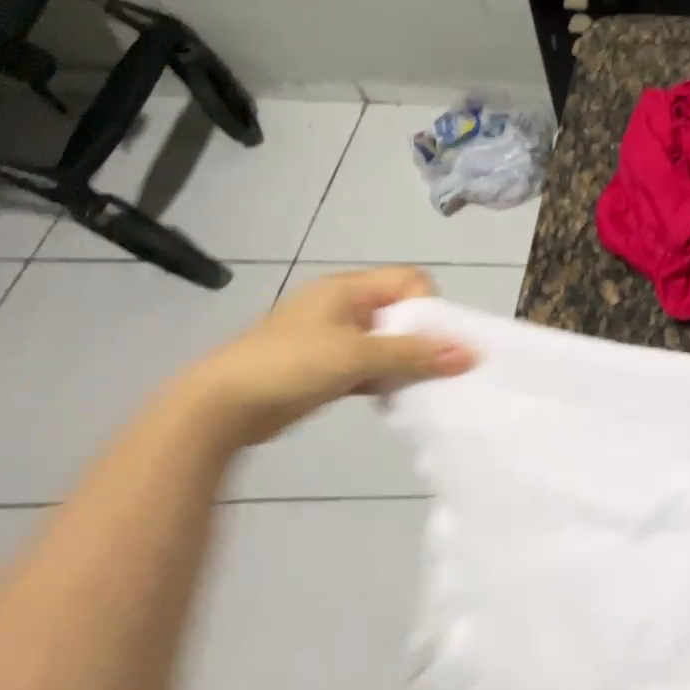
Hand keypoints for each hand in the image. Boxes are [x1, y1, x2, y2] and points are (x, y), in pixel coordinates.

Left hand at [174, 267, 475, 449]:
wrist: (217, 408)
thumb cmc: (287, 366)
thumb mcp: (357, 356)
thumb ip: (416, 355)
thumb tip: (471, 355)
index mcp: (346, 289)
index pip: (411, 281)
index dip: (428, 306)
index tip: (428, 339)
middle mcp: (342, 306)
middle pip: (404, 312)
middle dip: (422, 338)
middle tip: (426, 366)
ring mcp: (333, 337)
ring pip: (391, 341)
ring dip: (406, 361)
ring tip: (407, 384)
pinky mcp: (327, 366)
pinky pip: (374, 364)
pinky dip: (387, 377)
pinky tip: (388, 396)